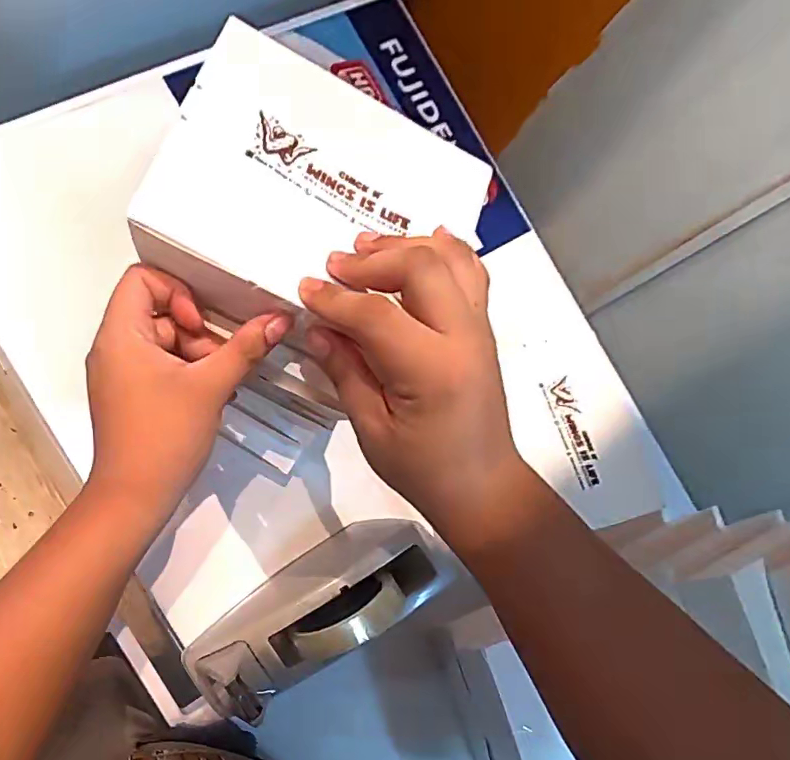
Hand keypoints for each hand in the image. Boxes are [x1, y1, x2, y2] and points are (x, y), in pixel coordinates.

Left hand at [86, 265, 287, 516]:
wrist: (134, 497)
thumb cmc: (156, 446)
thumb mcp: (210, 388)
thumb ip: (245, 348)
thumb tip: (273, 322)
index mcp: (119, 336)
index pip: (142, 278)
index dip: (178, 291)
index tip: (200, 323)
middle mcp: (111, 351)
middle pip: (157, 312)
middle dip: (194, 331)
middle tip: (215, 359)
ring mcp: (118, 376)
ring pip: (161, 343)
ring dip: (194, 356)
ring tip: (213, 385)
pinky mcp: (128, 398)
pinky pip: (157, 369)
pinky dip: (184, 375)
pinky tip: (205, 398)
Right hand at [297, 229, 531, 535]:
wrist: (482, 487)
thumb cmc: (426, 471)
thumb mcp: (373, 432)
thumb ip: (348, 374)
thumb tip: (321, 332)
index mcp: (431, 371)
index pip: (376, 315)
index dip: (335, 300)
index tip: (306, 290)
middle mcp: (463, 338)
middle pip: (419, 267)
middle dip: (372, 260)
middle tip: (335, 266)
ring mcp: (479, 330)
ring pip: (449, 259)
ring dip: (406, 246)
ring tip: (369, 246)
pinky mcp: (483, 331)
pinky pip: (470, 274)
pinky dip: (445, 252)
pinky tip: (423, 243)